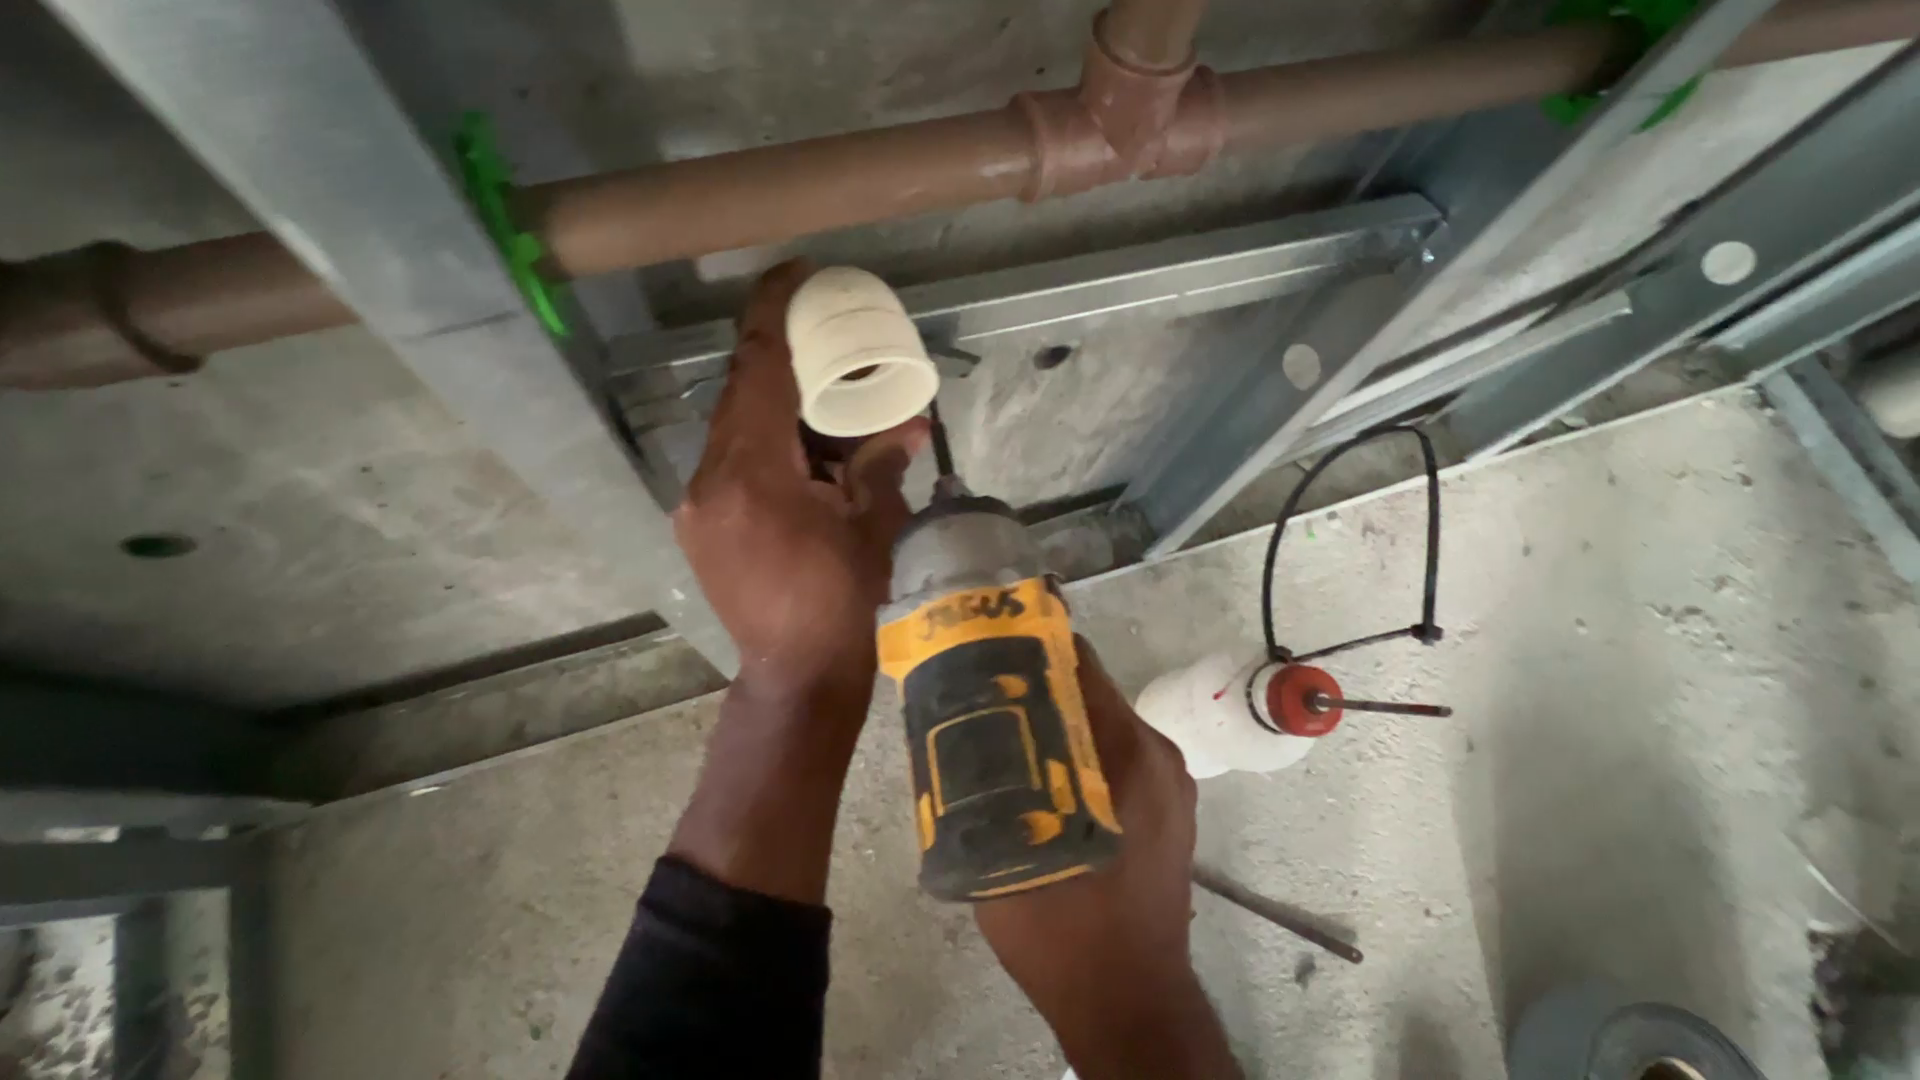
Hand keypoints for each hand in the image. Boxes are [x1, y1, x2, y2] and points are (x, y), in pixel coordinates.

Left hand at [674, 260, 930, 691]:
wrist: (796, 674)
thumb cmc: (839, 601)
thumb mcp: (870, 524)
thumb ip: (881, 464)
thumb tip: (908, 424)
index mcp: (752, 472)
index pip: (756, 369)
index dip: (772, 312)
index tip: (796, 274)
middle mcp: (709, 480)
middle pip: (742, 396)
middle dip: (784, 364)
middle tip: (828, 346)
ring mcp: (697, 505)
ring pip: (735, 431)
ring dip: (779, 412)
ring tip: (826, 409)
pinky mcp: (700, 526)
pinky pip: (732, 465)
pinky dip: (768, 448)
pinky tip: (804, 458)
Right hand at [975, 641, 1236, 1078]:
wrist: (1129, 1000)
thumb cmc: (1064, 929)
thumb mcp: (1003, 853)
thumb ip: (979, 786)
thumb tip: (949, 733)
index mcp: (1127, 753)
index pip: (1079, 664)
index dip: (1031, 644)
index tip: (987, 641)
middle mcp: (1158, 754)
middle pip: (1091, 691)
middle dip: (1037, 683)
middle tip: (983, 688)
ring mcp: (1170, 783)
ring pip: (1103, 724)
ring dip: (1057, 719)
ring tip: (1005, 729)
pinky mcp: (1169, 810)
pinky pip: (1119, 757)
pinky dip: (1080, 751)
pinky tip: (1041, 775)